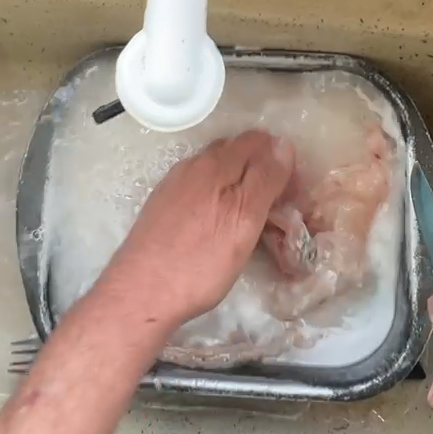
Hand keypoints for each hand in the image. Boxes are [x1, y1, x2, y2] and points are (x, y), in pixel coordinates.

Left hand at [96, 130, 295, 328]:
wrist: (140, 292)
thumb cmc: (199, 261)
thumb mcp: (243, 222)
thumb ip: (264, 180)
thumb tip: (283, 144)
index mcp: (216, 164)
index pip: (257, 141)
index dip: (280, 159)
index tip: (292, 192)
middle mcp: (194, 165)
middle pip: (236, 151)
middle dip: (261, 169)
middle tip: (277, 206)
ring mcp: (175, 183)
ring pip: (216, 169)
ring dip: (238, 182)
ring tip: (250, 217)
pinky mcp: (163, 203)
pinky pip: (198, 186)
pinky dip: (216, 195)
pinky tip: (218, 222)